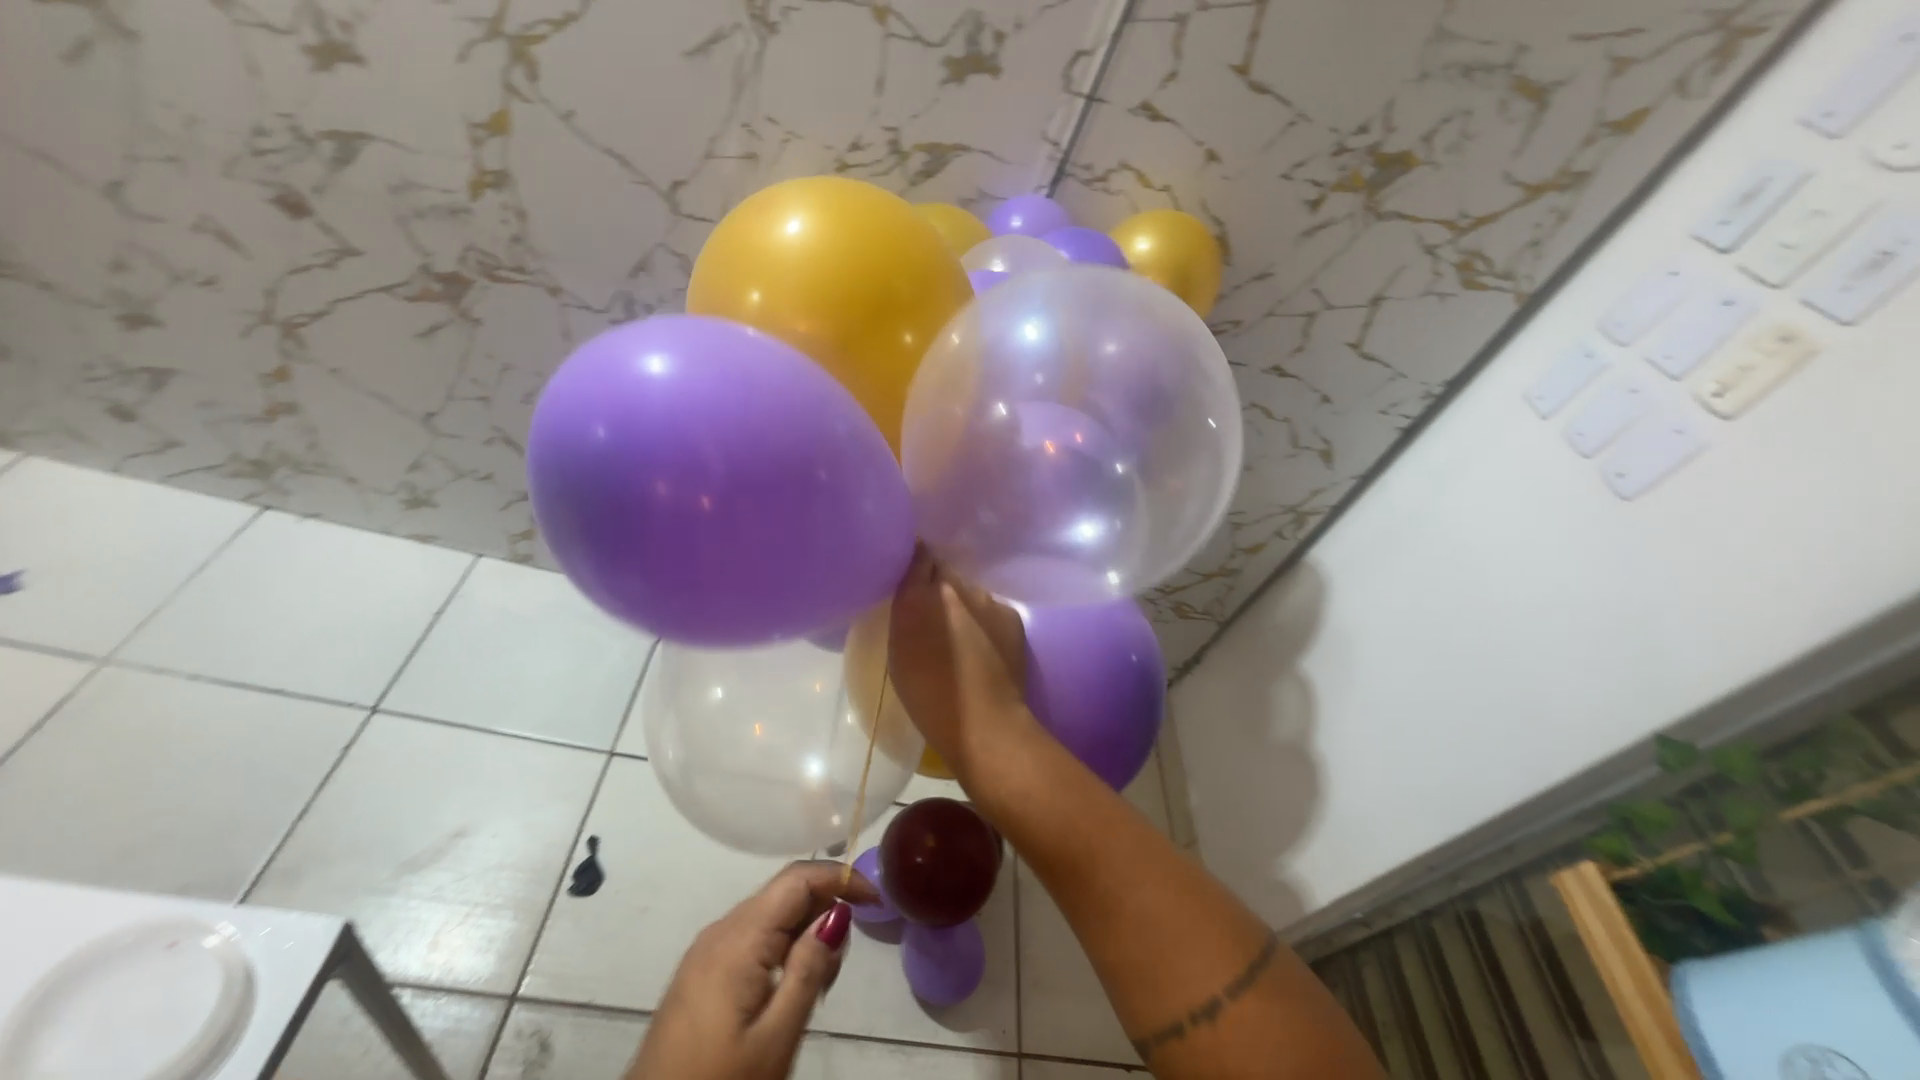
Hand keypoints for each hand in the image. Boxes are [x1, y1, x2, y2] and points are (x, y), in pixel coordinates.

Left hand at [626, 862, 876, 1079]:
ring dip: (804, 934)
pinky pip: (753, 939)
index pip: (797, 879)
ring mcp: (707, 950)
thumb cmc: (720, 1079)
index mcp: (739, 938)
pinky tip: (789, 990)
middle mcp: (720, 931)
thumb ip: (810, 969)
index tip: (877, 902)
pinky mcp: (702, 971)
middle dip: (825, 911)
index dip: (841, 878)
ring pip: (770, 916)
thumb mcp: (777, 1035)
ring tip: (818, 987)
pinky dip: (782, 949)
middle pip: (785, 893)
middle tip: (841, 967)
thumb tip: (838, 913)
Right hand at [887, 546, 1032, 783]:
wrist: (984, 722)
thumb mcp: (898, 651)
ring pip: (970, 591)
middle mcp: (953, 587)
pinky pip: (992, 609)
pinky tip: (985, 646)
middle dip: (939, 586)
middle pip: (945, 572)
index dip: (916, 563)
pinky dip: (987, 621)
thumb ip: (906, 611)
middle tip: (934, 612)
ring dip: (964, 604)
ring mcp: (986, 599)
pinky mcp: (1011, 615)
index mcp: (916, 596)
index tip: (912, 574)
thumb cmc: (927, 695)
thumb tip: (917, 589)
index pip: (918, 555)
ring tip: (962, 634)